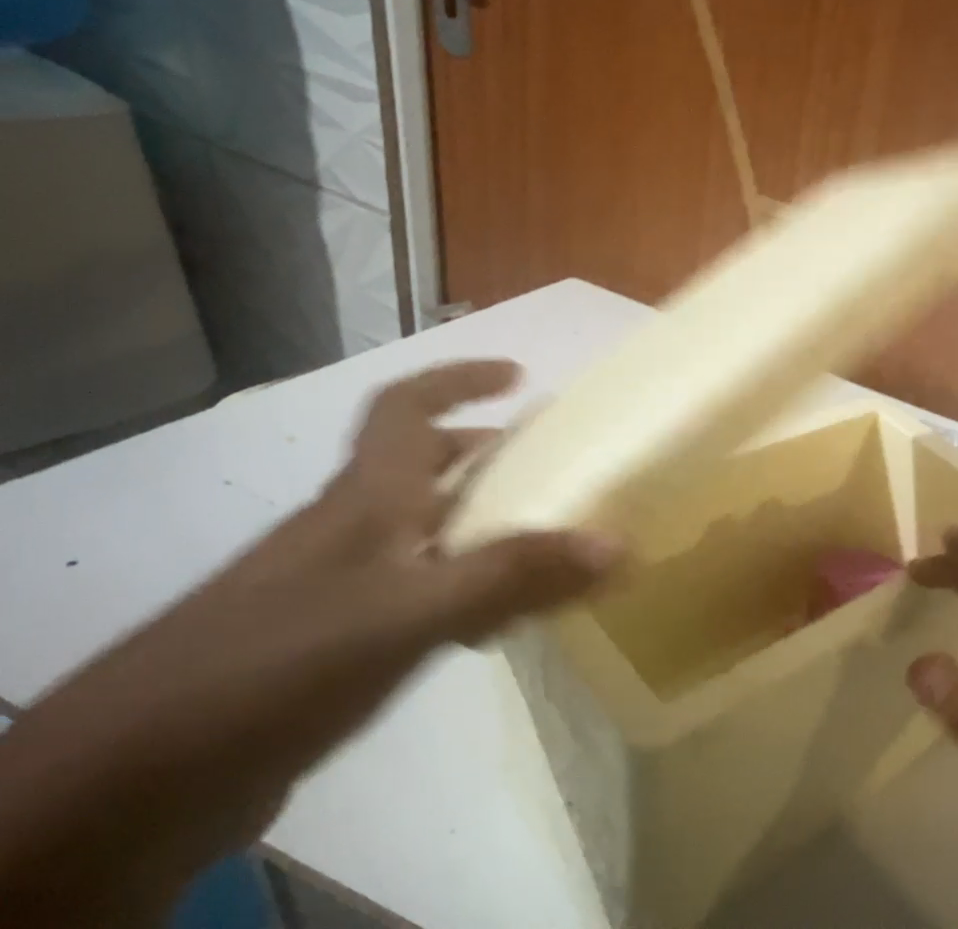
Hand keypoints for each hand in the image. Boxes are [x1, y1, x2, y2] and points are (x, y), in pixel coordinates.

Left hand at [0, 361, 621, 926]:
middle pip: (423, 472)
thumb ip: (515, 575)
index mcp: (366, 500)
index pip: (406, 408)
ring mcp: (335, 591)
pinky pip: (415, 598)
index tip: (519, 376)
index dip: (458, 380)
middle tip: (558, 474)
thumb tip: (620, 542)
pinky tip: (494, 631)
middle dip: (490, 461)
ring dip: (485, 533)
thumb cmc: (280, 662)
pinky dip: (463, 597)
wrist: (139, 778)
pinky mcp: (330, 647)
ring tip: (551, 553)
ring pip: (425, 538)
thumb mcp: (411, 612)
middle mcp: (350, 532)